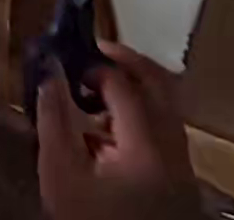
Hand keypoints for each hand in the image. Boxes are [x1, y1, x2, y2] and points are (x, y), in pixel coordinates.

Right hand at [37, 39, 196, 219]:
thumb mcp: (59, 169)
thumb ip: (53, 112)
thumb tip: (50, 67)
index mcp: (147, 149)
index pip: (123, 85)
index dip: (93, 66)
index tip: (66, 63)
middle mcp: (175, 152)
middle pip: (159, 85)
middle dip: (125, 60)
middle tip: (91, 51)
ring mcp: (183, 169)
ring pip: (166, 106)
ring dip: (133, 86)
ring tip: (93, 88)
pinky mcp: (180, 183)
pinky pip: (164, 129)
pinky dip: (140, 111)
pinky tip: (107, 125)